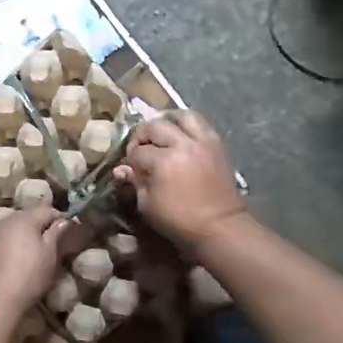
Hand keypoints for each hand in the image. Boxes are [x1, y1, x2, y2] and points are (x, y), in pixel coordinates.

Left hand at [0, 207, 70, 311]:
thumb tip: (64, 220)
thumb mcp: (50, 253)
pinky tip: (22, 259)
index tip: (70, 232)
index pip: (47, 209)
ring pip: (17, 227)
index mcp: (24, 217)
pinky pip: (7, 238)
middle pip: (30, 216)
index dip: (61, 218)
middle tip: (56, 242)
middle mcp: (7, 220)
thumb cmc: (29, 274)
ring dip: (29, 234)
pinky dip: (17, 243)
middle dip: (44, 225)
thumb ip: (57, 233)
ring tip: (40, 251)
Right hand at [113, 111, 248, 250]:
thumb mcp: (148, 206)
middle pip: (156, 126)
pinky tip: (182, 139)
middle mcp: (183, 144)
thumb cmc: (180, 221)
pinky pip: (202, 124)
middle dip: (143, 135)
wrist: (220, 226)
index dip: (130, 159)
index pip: (138, 151)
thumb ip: (135, 183)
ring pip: (182, 116)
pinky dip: (189, 127)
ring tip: (164, 135)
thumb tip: (122, 170)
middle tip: (141, 148)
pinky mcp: (218, 144)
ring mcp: (203, 141)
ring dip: (169, 122)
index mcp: (163, 161)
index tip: (131, 168)